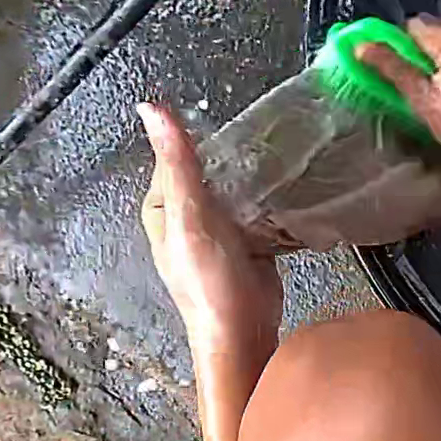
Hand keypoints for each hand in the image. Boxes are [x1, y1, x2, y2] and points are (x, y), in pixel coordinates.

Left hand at [139, 103, 282, 360]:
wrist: (243, 332)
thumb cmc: (209, 283)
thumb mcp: (190, 218)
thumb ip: (178, 165)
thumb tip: (149, 108)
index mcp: (163, 208)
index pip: (177, 157)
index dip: (202, 138)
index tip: (236, 121)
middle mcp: (189, 217)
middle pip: (212, 173)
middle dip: (236, 158)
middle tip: (270, 136)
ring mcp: (220, 231)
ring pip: (238, 191)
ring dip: (257, 179)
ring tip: (285, 157)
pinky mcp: (249, 244)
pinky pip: (259, 213)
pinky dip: (272, 203)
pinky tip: (290, 191)